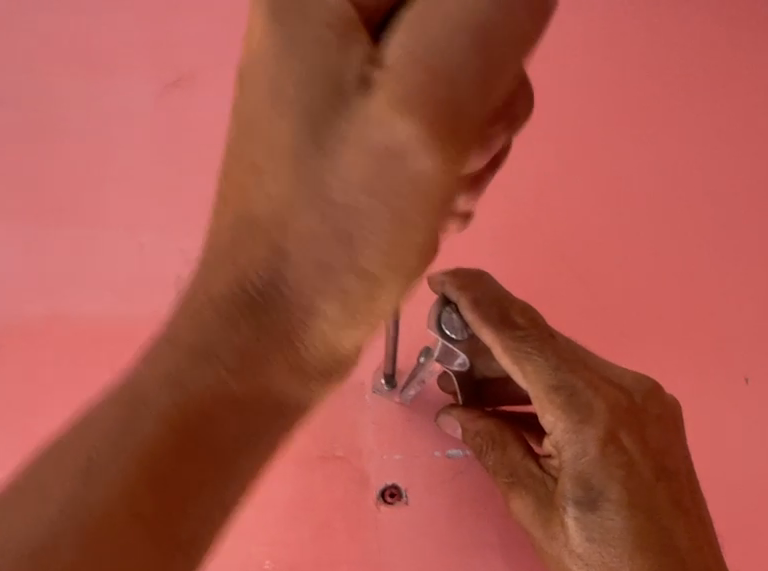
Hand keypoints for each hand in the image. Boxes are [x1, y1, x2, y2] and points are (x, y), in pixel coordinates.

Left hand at [189, 0, 553, 398]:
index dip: (487, 38)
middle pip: (468, 17)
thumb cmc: (335, 235)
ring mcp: (342, 80)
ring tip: (430, 198)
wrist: (273, 342)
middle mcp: (329, 17)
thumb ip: (494, 12)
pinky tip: (425, 210)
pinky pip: (440, 123)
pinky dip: (448, 169)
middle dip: (482, 96)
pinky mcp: (355, 133)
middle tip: (444, 161)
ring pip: (465, 75)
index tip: (463, 103)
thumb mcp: (425, 108)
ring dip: (472, 143)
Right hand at [432, 268, 754, 570]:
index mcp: (592, 414)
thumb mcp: (536, 511)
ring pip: (566, 364)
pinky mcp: (654, 417)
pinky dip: (547, 391)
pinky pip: (588, 386)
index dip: (478, 304)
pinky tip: (514, 409)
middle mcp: (626, 391)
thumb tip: (456, 413)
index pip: (524, 338)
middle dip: (489, 342)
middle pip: (545, 345)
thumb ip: (495, 450)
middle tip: (443, 356)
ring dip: (516, 369)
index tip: (442, 280)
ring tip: (468, 389)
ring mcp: (647, 401)